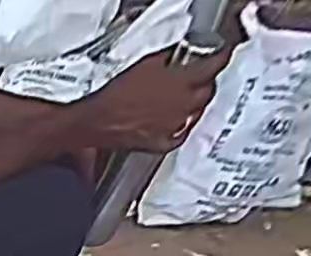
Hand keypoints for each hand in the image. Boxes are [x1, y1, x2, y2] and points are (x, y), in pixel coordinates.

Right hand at [75, 49, 232, 151]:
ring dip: (194, 107)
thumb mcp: (146, 63)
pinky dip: (179, 132)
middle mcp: (181, 106)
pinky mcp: (154, 143)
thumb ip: (169, 60)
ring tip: (188, 101)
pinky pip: (176, 139)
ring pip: (194, 115)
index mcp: (183, 82)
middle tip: (201, 79)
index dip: (218, 59)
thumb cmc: (114, 93)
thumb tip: (176, 59)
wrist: (92, 120)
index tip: (217, 57)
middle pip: (206, 93)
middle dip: (205, 84)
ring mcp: (169, 127)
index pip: (214, 66)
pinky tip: (177, 127)